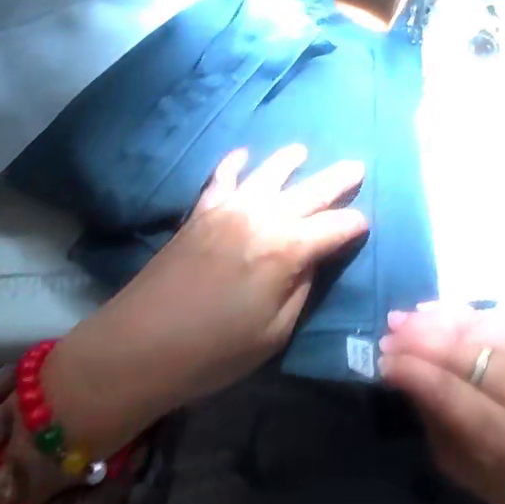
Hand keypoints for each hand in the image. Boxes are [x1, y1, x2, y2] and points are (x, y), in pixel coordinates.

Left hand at [50, 145, 368, 436]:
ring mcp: (228, 208)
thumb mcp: (274, 333)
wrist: (139, 345)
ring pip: (267, 173)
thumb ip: (300, 289)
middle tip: (357, 168)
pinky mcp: (200, 212)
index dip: (354, 225)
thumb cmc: (214, 351)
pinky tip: (243, 156)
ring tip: (303, 152)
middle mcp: (261, 217)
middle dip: (337, 180)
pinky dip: (234, 163)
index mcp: (285, 250)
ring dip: (289, 161)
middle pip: (309, 191)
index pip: (334, 227)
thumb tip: (311, 261)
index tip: (365, 226)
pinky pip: (222, 178)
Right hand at [378, 303, 504, 503]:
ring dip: (431, 321)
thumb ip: (430, 412)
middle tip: (387, 337)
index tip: (382, 361)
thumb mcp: (454, 462)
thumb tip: (398, 364)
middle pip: (461, 351)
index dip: (412, 370)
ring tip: (400, 321)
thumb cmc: (498, 478)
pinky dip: (453, 313)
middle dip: (417, 340)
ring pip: (472, 327)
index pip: (450, 391)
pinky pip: (486, 318)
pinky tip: (426, 312)